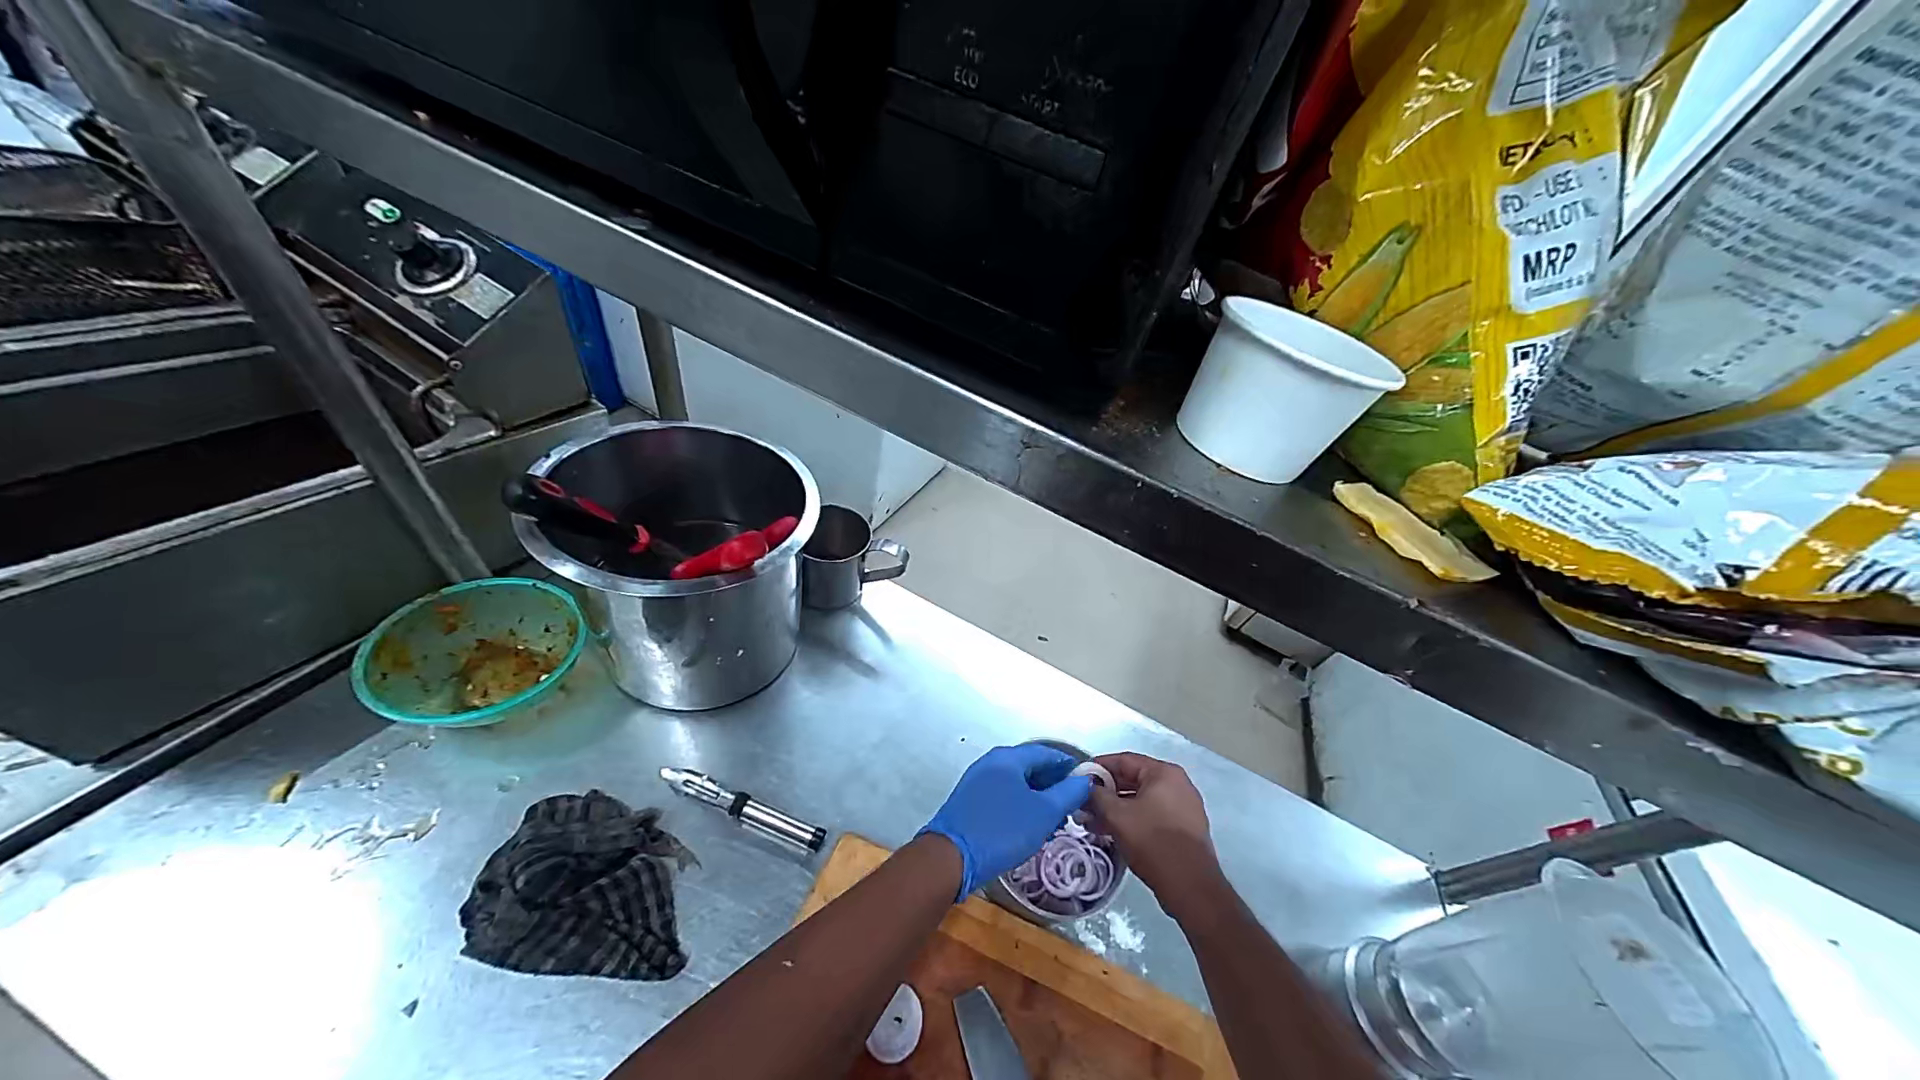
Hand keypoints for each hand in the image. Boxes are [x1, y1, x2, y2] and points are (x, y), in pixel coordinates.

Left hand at [919, 744, 1092, 900]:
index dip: (1068, 766)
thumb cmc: (1001, 830)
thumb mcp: (1043, 812)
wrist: (951, 856)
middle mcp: (991, 763)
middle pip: (1030, 766)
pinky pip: (1003, 795)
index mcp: (1008, 758)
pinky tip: (1030, 825)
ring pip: (1016, 783)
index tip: (1084, 782)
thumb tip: (1084, 780)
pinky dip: (1021, 805)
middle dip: (1053, 784)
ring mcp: (978, 781)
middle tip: (1072, 804)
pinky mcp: (970, 801)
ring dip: (1038, 797)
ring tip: (1054, 819)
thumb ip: (1068, 794)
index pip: (1046, 752)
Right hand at [1087, 753, 1222, 915]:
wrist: (1190, 885)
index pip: (1124, 760)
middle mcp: (1177, 785)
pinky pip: (1150, 816)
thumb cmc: (1152, 840)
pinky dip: (1130, 821)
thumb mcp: (1116, 814)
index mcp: (1164, 773)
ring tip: (1091, 823)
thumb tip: (1086, 788)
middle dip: (1105, 792)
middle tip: (1082, 803)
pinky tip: (1110, 833)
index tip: (1078, 778)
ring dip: (1114, 809)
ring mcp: (1183, 808)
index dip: (1097, 767)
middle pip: (1132, 780)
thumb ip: (1096, 795)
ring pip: (1140, 801)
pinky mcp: (1183, 830)